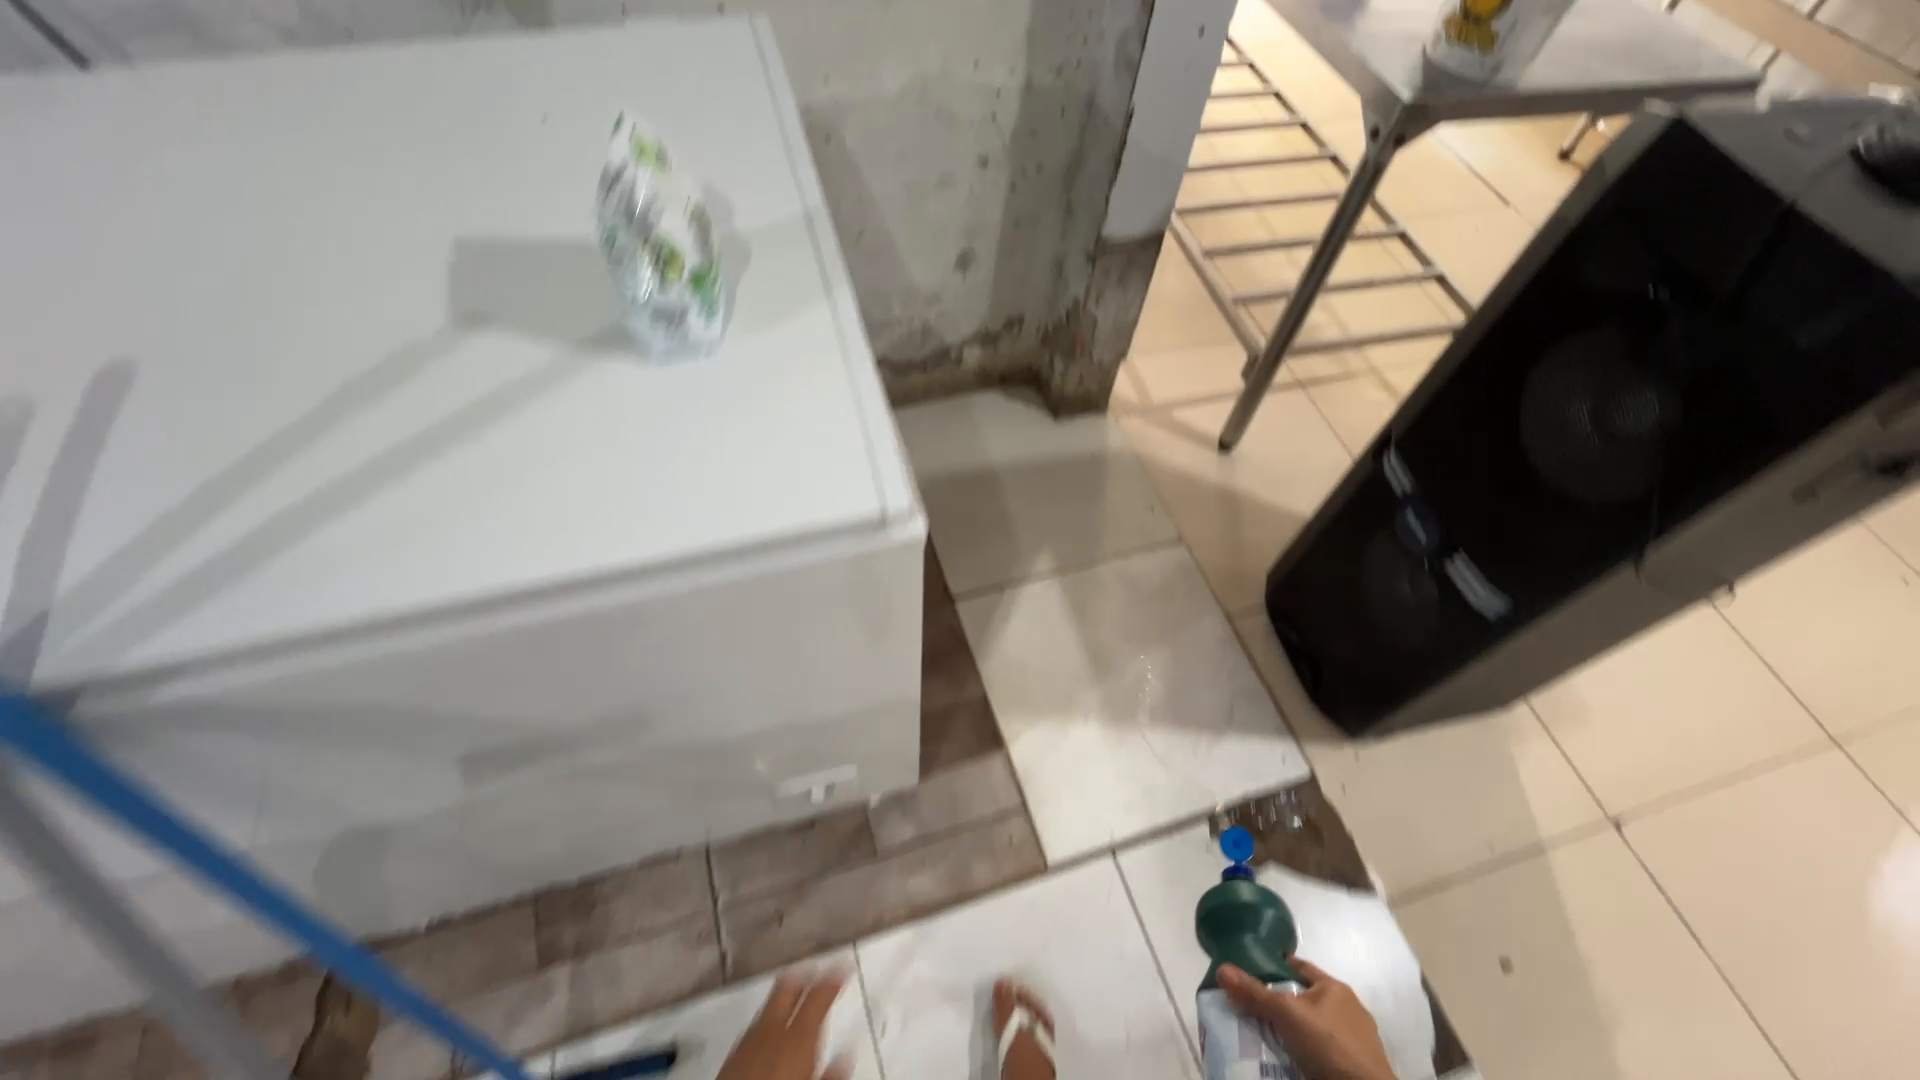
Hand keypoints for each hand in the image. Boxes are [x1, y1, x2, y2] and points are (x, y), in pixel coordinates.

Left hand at [716, 972, 850, 1079]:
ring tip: (798, 1000)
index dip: (834, 975)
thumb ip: (832, 1071)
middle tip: (819, 972)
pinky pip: (754, 1026)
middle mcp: (770, 1030)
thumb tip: (845, 1059)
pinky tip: (771, 1035)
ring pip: (769, 1005)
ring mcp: (747, 1039)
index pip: (819, 994)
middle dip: (805, 975)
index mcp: (797, 1036)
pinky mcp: (731, 1055)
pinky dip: (767, 1021)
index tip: (844, 967)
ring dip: (785, 998)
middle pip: (788, 986)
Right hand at [1219, 958, 1395, 1079]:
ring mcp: (1352, 1041)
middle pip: (1301, 1000)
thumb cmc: (1330, 1046)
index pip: (1298, 967)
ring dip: (1287, 1032)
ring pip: (1309, 1029)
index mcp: (1335, 989)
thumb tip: (1221, 968)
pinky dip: (1300, 1054)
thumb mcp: (1287, 1015)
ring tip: (1258, 1037)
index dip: (1272, 967)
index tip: (1246, 972)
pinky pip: (1317, 1052)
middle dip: (1275, 1004)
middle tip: (1245, 1009)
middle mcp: (1346, 1010)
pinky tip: (1283, 1060)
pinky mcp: (1350, 1067)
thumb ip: (1255, 993)